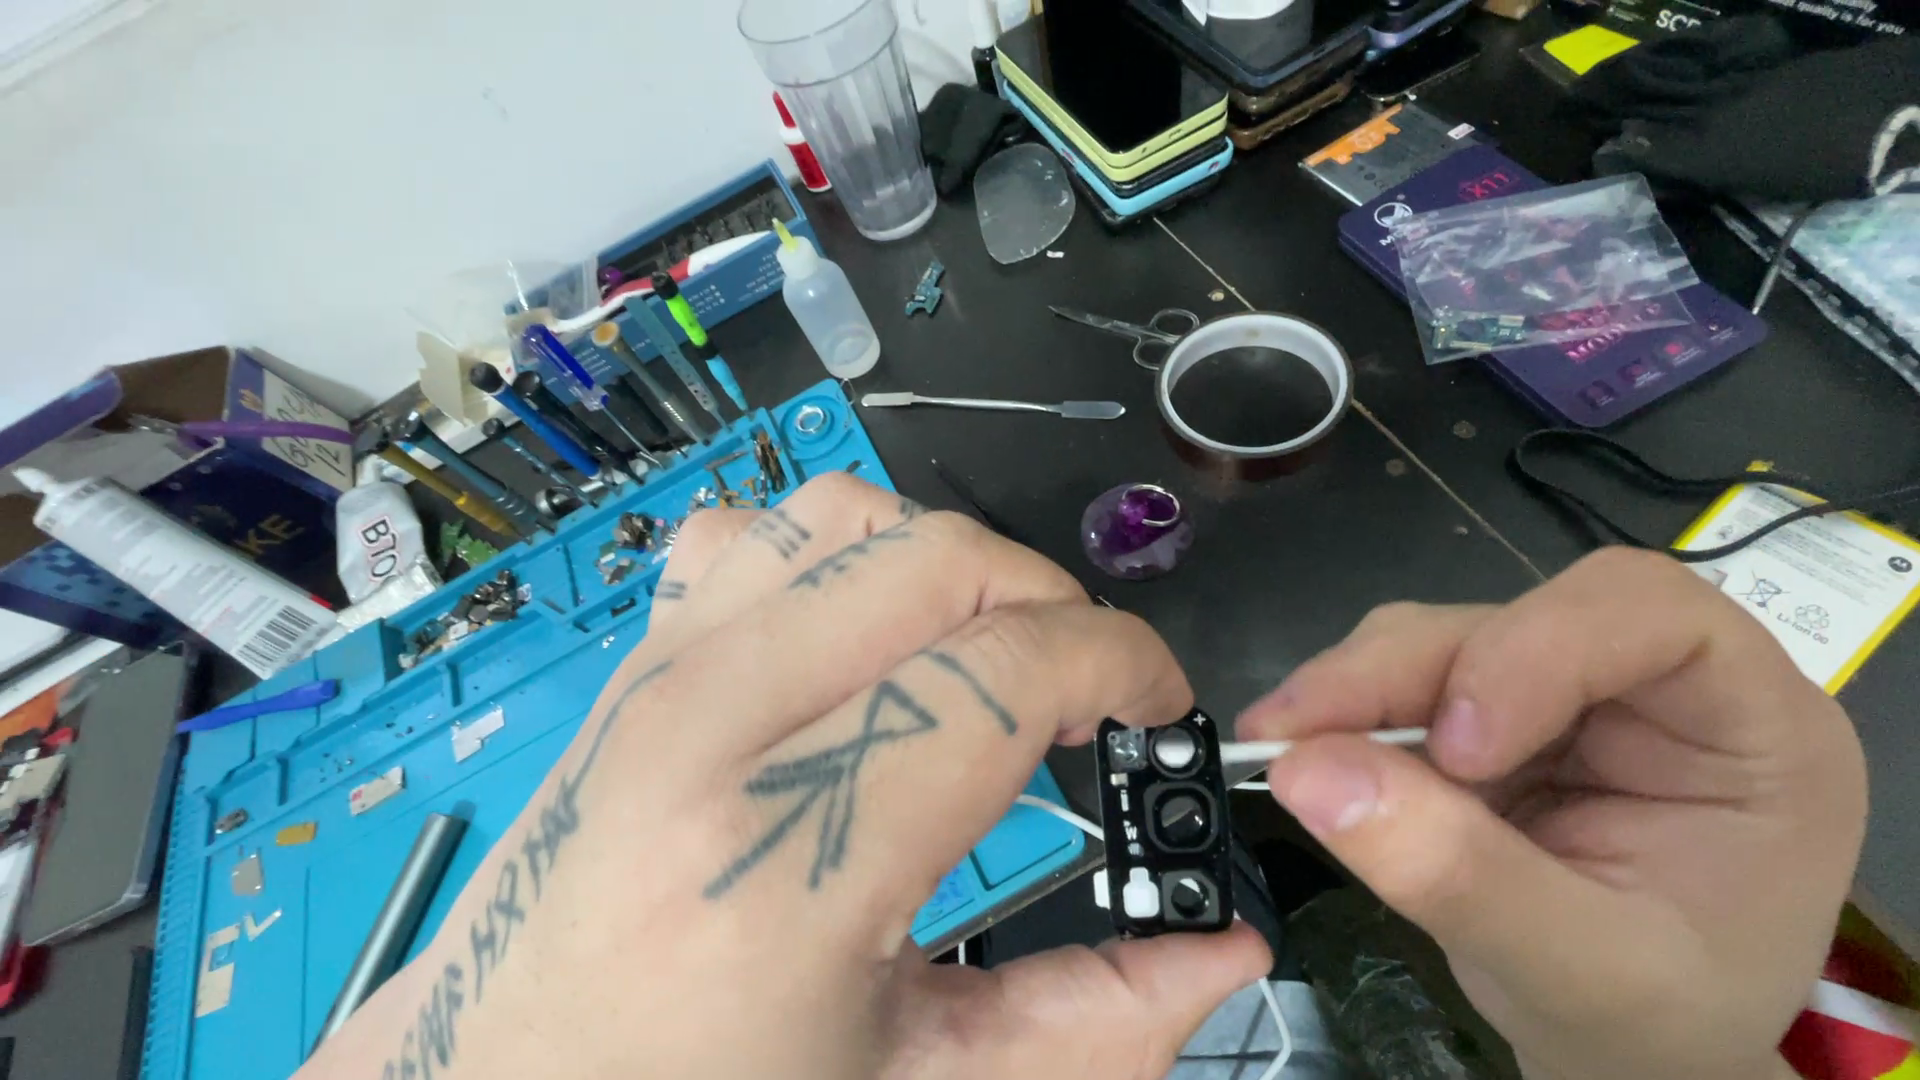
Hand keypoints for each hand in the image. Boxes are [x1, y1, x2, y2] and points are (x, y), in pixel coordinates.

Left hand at [301, 474, 1269, 1079]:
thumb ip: (1087, 1027)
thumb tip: (1221, 949)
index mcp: (788, 866)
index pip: (999, 675)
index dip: (1118, 664)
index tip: (1155, 706)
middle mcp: (710, 730)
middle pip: (935, 562)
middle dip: (1051, 598)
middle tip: (1082, 679)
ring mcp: (658, 671)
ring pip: (845, 516)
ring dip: (950, 560)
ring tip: (981, 642)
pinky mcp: (635, 656)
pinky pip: (751, 533)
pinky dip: (836, 549)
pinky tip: (861, 626)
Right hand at [1239, 548, 1866, 1079]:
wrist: (1620, 1047)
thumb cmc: (1649, 1018)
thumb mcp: (1583, 971)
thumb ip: (1460, 875)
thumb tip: (1302, 772)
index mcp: (1741, 726)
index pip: (1639, 611)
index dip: (1533, 651)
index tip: (1457, 752)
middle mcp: (1634, 684)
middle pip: (1497, 620)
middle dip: (1387, 677)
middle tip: (1285, 736)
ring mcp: (1541, 692)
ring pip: (1423, 641)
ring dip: (1344, 692)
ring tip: (1281, 754)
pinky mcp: (1466, 712)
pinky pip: (1384, 681)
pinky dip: (1333, 714)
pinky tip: (1302, 757)